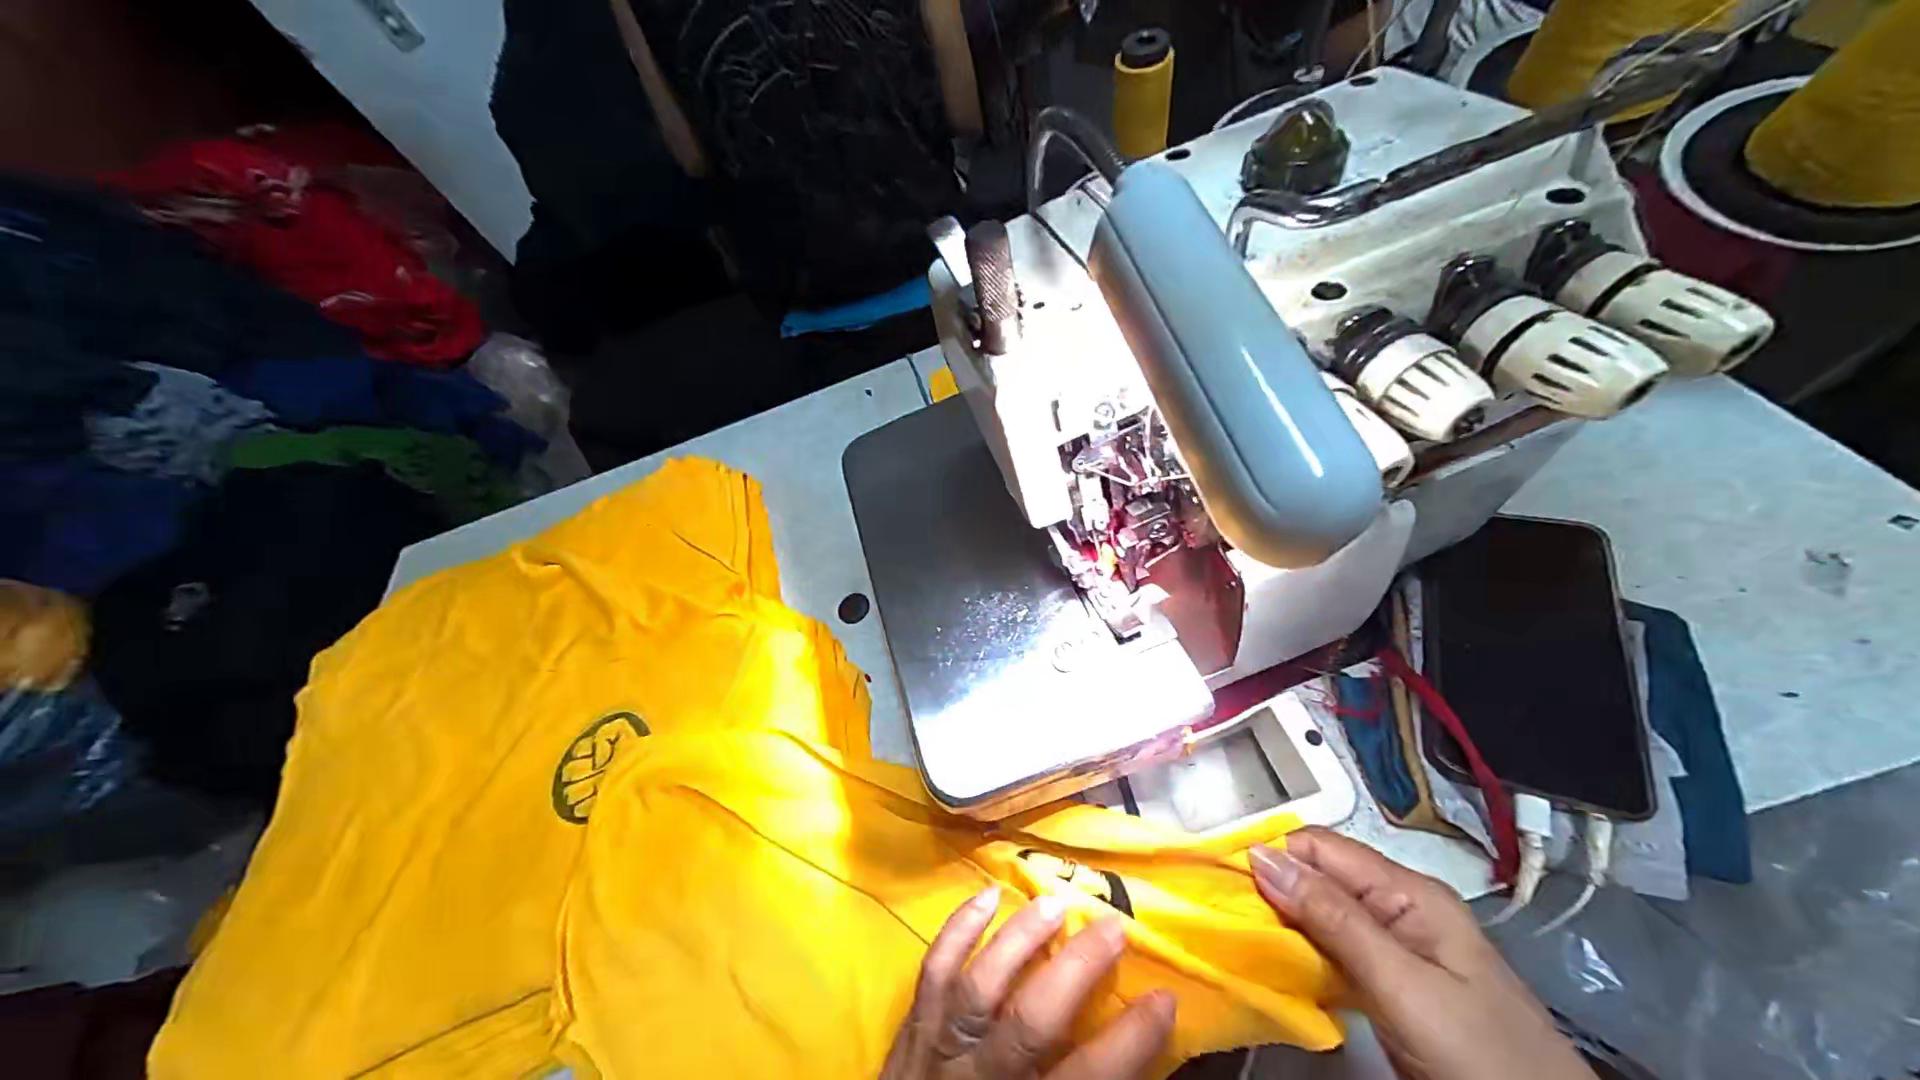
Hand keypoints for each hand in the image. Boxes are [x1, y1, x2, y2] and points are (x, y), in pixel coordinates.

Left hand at [881, 886, 1175, 1079]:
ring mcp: (943, 1047)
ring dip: (1017, 942)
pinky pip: (932, 972)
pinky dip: (958, 931)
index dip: (1131, 1040)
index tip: (1164, 998)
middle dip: (1075, 971)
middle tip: (1113, 927)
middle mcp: (985, 1076)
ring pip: (978, 988)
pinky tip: (986, 896)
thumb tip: (1136, 1036)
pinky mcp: (914, 1025)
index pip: (1087, 1077)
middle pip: (1031, 1022)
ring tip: (1053, 903)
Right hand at [1250, 828, 1595, 1079]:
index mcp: (1407, 892)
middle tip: (1222, 912)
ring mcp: (1393, 944)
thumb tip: (1261, 855)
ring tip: (1237, 934)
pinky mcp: (1386, 979)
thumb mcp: (1404, 985)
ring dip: (1281, 919)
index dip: (1271, 856)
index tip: (1221, 879)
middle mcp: (1396, 906)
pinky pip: (1330, 947)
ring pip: (1318, 911)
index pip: (1320, 848)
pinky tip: (1275, 962)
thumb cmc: (1482, 1055)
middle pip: (1316, 876)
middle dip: (1270, 887)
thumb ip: (1333, 917)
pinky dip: (1300, 950)